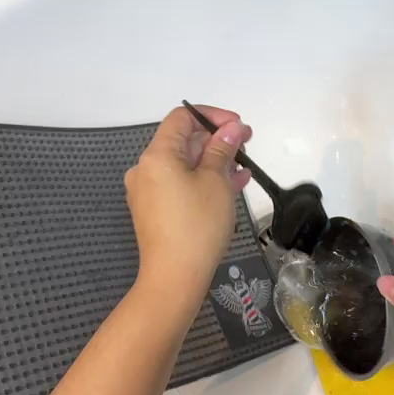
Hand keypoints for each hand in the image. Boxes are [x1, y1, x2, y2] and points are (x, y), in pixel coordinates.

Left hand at [124, 104, 250, 313]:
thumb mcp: (216, 182)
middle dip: (217, 140)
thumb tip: (232, 128)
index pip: (182, 118)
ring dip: (214, 161)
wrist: (174, 278)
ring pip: (185, 165)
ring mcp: (148, 192)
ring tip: (244, 167)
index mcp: (156, 155)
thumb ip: (223, 150)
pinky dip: (203, 180)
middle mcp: (146, 169)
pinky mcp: (155, 211)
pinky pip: (181, 185)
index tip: (238, 126)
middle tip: (247, 144)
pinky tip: (232, 185)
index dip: (212, 116)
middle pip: (183, 141)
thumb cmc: (197, 225)